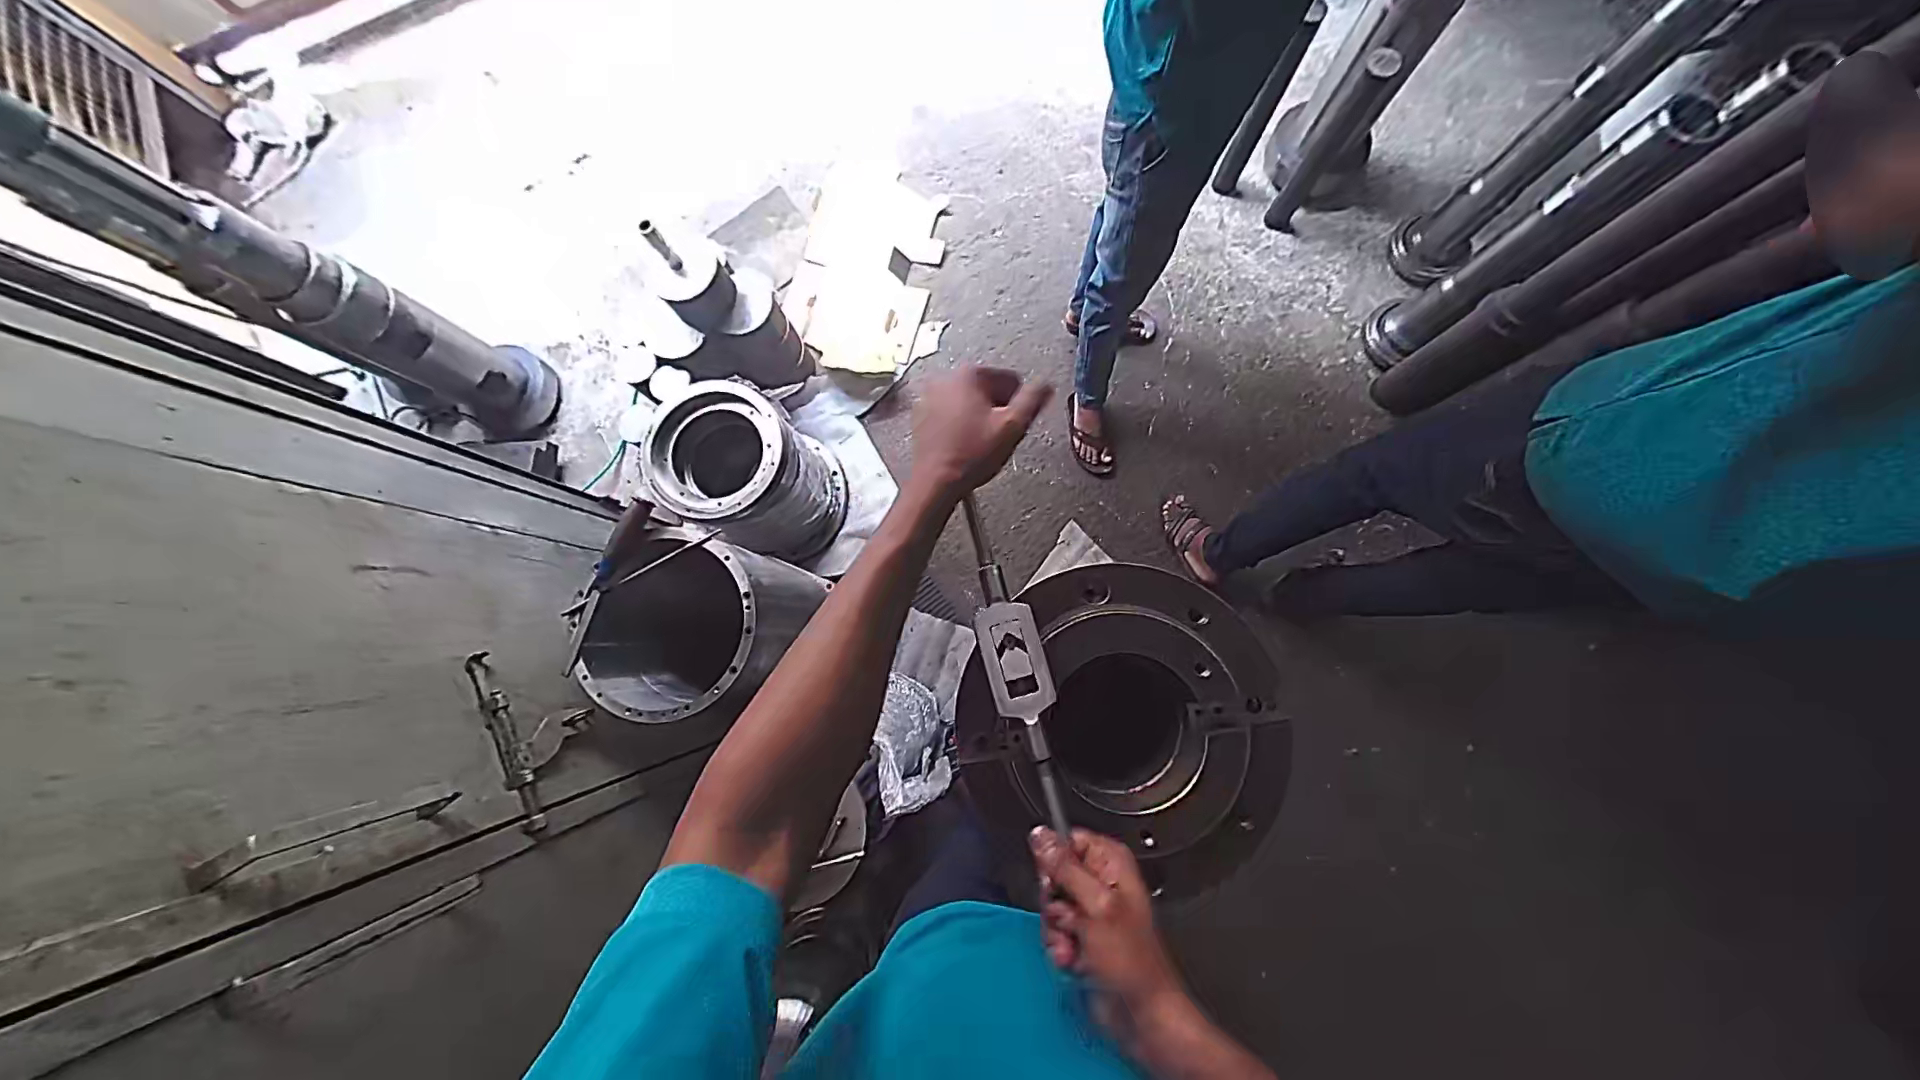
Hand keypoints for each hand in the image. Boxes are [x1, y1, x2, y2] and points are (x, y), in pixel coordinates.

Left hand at [910, 367, 1051, 498]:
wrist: (935, 480)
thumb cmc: (969, 457)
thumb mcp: (1013, 426)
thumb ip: (1033, 400)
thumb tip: (1045, 386)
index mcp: (969, 375)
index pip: (1011, 380)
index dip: (1017, 405)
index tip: (1011, 424)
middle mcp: (946, 380)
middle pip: (988, 389)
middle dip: (996, 411)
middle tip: (994, 436)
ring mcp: (930, 397)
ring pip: (968, 402)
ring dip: (977, 418)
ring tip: (977, 442)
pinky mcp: (922, 416)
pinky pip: (950, 414)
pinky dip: (958, 426)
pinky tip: (962, 444)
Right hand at [1030, 826, 1184, 1018]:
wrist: (1142, 1014)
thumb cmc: (1130, 959)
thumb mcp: (1095, 905)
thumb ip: (1064, 867)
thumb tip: (1039, 834)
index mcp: (1111, 862)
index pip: (1067, 840)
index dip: (1054, 861)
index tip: (1055, 882)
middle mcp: (1100, 881)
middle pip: (1054, 874)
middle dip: (1053, 902)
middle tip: (1069, 920)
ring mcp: (1091, 910)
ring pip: (1051, 905)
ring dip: (1056, 930)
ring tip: (1073, 946)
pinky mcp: (1082, 935)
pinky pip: (1055, 930)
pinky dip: (1059, 946)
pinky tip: (1071, 959)